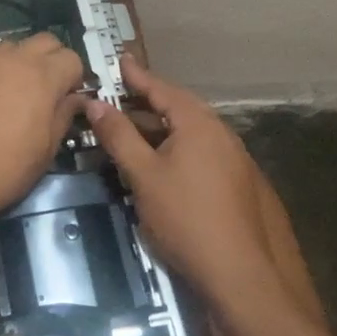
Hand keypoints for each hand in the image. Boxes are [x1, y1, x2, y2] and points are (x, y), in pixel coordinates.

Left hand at [0, 33, 84, 222]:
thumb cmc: (6, 168)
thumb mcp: (47, 148)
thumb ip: (64, 114)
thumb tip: (75, 98)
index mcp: (42, 76)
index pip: (71, 58)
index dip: (74, 78)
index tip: (68, 99)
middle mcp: (14, 58)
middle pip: (44, 41)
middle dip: (52, 60)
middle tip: (45, 91)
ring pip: (10, 47)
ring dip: (18, 62)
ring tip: (10, 93)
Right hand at [87, 55, 286, 300]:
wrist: (241, 276)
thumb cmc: (186, 218)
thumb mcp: (143, 175)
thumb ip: (118, 136)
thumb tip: (95, 103)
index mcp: (198, 122)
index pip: (161, 88)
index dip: (137, 75)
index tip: (119, 59)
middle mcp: (221, 132)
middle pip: (179, 107)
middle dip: (148, 101)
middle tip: (121, 95)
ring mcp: (235, 158)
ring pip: (192, 131)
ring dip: (162, 127)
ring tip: (135, 129)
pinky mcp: (240, 183)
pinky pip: (203, 151)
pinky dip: (179, 147)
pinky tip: (165, 163)